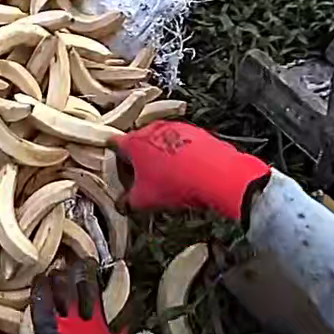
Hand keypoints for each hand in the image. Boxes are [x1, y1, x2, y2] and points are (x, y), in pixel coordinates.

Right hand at [114, 120, 271, 219]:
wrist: (220, 176)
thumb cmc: (178, 183)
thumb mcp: (144, 200)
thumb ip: (127, 201)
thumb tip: (124, 205)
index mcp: (133, 142)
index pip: (113, 146)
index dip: (114, 161)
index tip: (119, 172)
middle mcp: (153, 129)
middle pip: (138, 144)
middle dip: (139, 161)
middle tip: (143, 180)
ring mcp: (177, 128)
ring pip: (161, 143)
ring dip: (161, 158)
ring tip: (169, 179)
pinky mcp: (198, 133)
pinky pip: (183, 145)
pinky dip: (181, 157)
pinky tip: (188, 175)